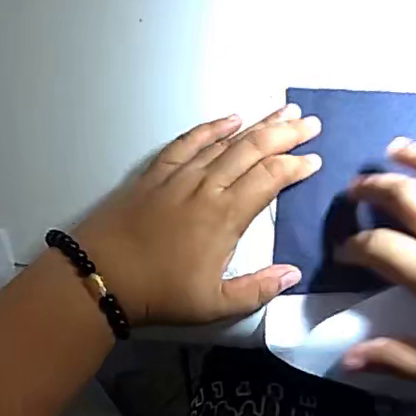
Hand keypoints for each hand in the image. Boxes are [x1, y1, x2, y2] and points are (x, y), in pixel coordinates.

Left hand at [76, 106, 320, 325]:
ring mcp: (180, 176)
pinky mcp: (156, 174)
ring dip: (256, 124)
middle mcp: (207, 186)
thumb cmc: (160, 293)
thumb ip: (257, 289)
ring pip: (225, 140)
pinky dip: (210, 128)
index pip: (270, 179)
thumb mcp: (215, 304)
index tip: (315, 159)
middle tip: (311, 122)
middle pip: (252, 149)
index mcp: (226, 216)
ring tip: (282, 111)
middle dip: (285, 133)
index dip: (295, 166)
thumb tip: (293, 274)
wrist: (100, 274)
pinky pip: (188, 141)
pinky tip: (229, 118)